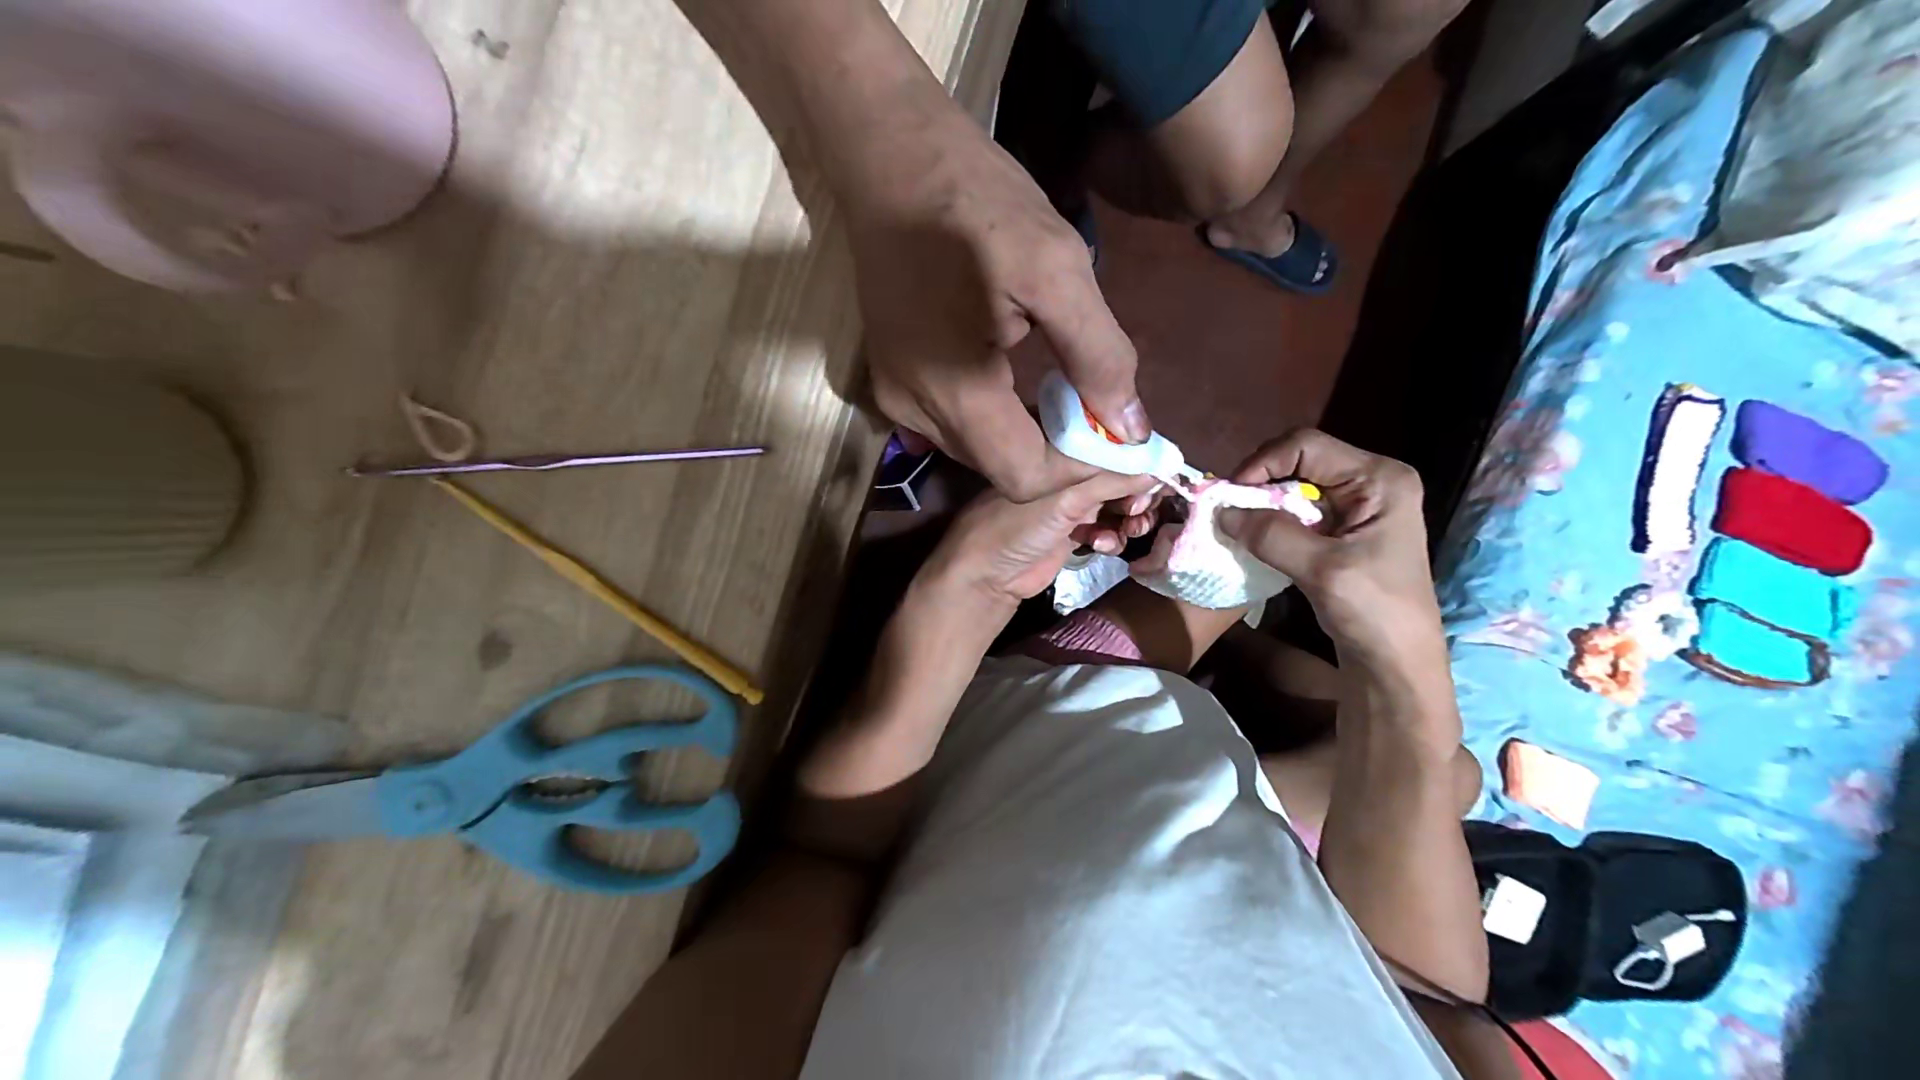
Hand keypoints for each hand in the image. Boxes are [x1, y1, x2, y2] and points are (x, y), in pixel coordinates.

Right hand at [841, 106, 1147, 500]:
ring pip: (977, 452)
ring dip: (1024, 434)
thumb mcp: (1058, 269)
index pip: (1024, 478)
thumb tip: (1130, 429)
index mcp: (956, 392)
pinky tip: (1006, 376)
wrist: (890, 156)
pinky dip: (992, 418)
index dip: (1077, 467)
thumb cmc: (978, 204)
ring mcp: (895, 399)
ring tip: (1056, 386)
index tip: (1112, 431)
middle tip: (1090, 403)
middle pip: (1000, 470)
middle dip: (1055, 451)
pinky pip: (950, 427)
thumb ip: (1099, 356)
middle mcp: (915, 413)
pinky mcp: (888, 381)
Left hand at [921, 471, 1157, 611]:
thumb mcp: (1067, 499)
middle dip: (1135, 495)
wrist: (987, 576)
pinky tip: (1101, 546)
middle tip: (1138, 510)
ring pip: (1113, 506)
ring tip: (1129, 529)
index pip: (1108, 446)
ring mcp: (1067, 504)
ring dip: (1127, 519)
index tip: (1154, 478)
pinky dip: (1109, 537)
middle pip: (1117, 477)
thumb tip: (1161, 468)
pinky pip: (1104, 529)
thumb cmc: (1018, 526)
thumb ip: (1113, 481)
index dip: (1135, 461)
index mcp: (1056, 451)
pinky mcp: (1069, 533)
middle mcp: (1064, 472)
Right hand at [1216, 430, 1439, 662]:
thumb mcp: (1322, 570)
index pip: (1307, 446)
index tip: (1231, 495)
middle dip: (1258, 483)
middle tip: (1227, 510)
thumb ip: (1272, 536)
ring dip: (1259, 503)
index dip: (1263, 463)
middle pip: (1298, 461)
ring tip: (1234, 525)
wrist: (1395, 663)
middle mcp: (1370, 482)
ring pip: (1291, 486)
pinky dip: (1268, 521)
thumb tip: (1221, 512)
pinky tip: (1252, 539)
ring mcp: (1355, 506)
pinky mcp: (1340, 529)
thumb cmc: (1373, 612)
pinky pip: (1293, 510)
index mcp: (1380, 479)